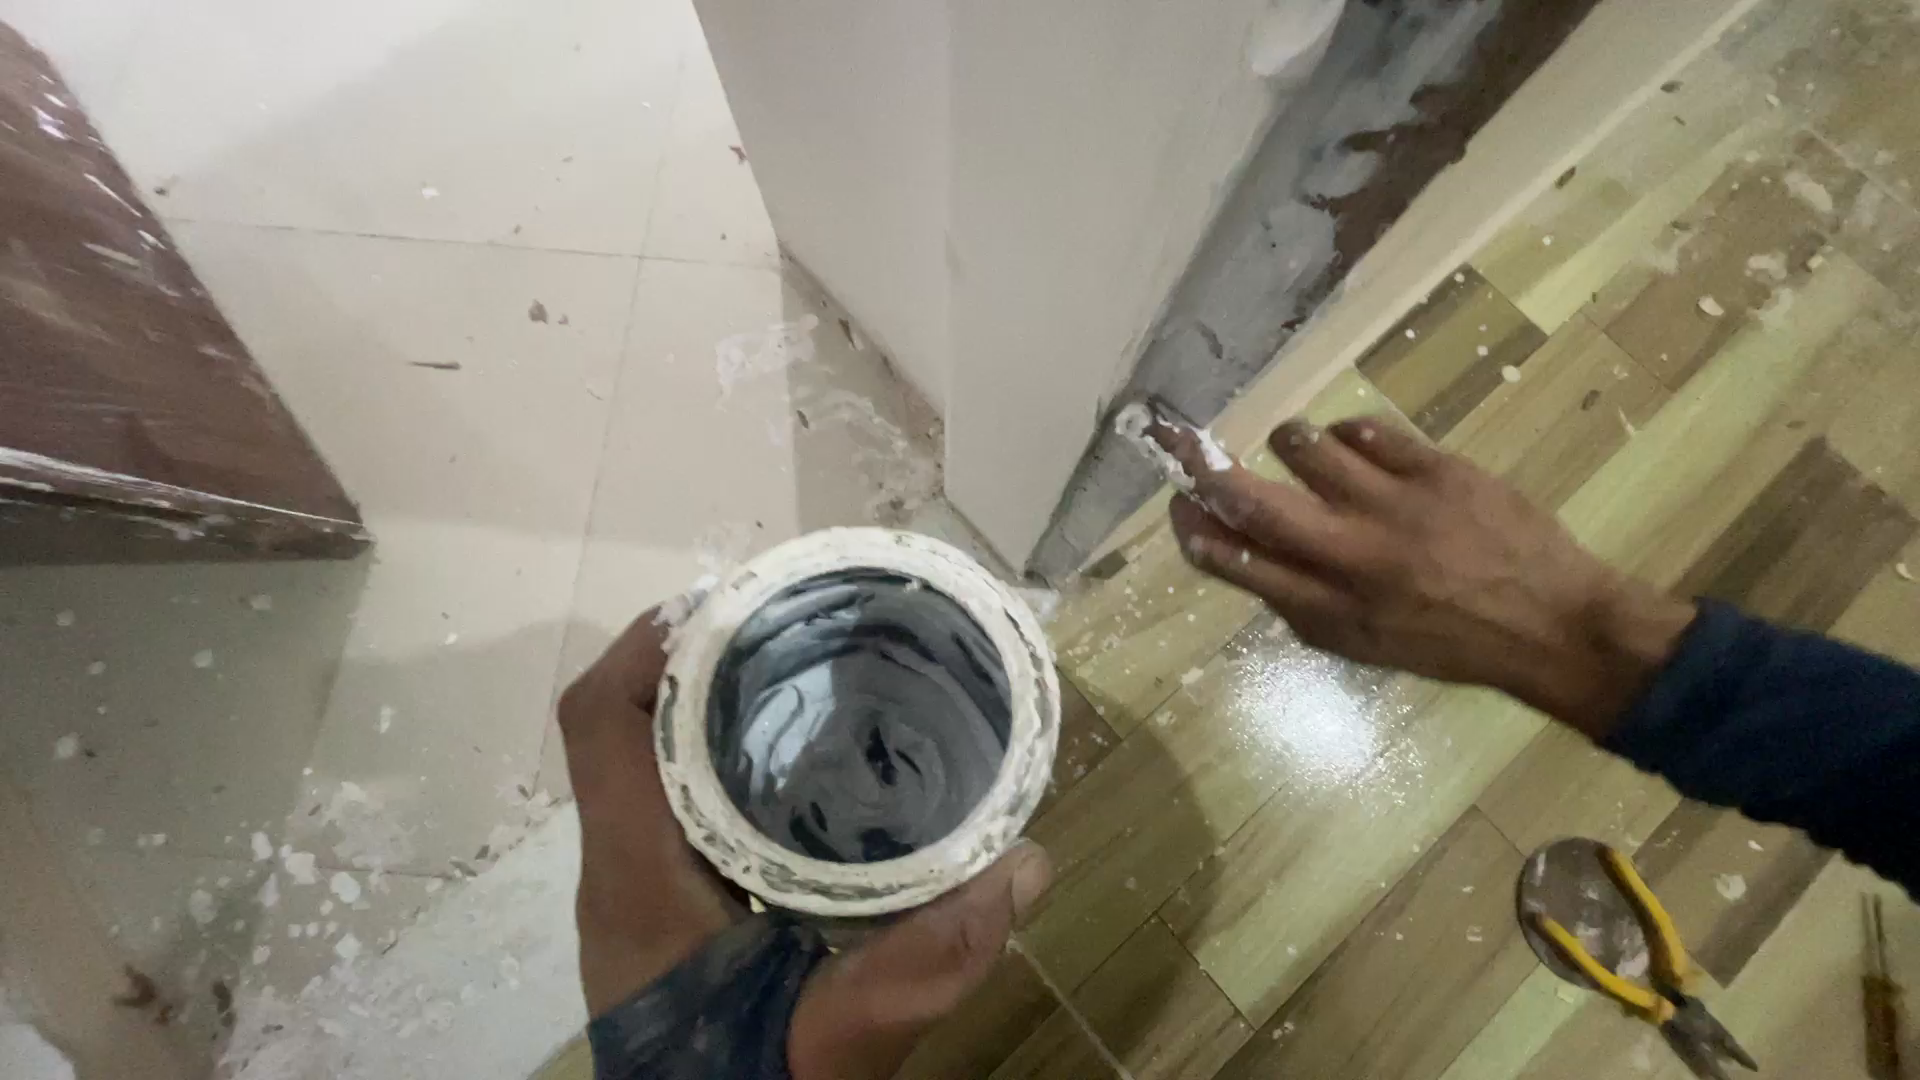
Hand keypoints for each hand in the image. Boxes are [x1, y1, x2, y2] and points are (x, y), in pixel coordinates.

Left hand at [557, 607, 1051, 1077]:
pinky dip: (719, 750)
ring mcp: (635, 881)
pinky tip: (796, 754)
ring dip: (705, 699)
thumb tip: (1026, 864)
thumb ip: (925, 963)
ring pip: (647, 754)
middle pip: (624, 722)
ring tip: (794, 665)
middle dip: (692, 656)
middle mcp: (620, 863)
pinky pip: (672, 792)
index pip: (598, 723)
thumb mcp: (841, 1039)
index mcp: (639, 874)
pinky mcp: (660, 899)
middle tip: (786, 623)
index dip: (647, 645)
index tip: (728, 603)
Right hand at [1145, 413, 1696, 736]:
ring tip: (1298, 448)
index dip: (1198, 530)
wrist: (1553, 623)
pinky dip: (1347, 433)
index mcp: (1329, 606)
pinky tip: (1356, 448)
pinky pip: (1367, 430)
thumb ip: (1296, 603)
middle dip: (1206, 470)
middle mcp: (1351, 554)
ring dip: (1288, 442)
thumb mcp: (1359, 644)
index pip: (1241, 562)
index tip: (1177, 507)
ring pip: (1307, 447)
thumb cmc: (1444, 642)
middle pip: (1256, 501)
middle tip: (1178, 442)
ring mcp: (1395, 505)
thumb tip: (1241, 556)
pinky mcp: (1439, 469)